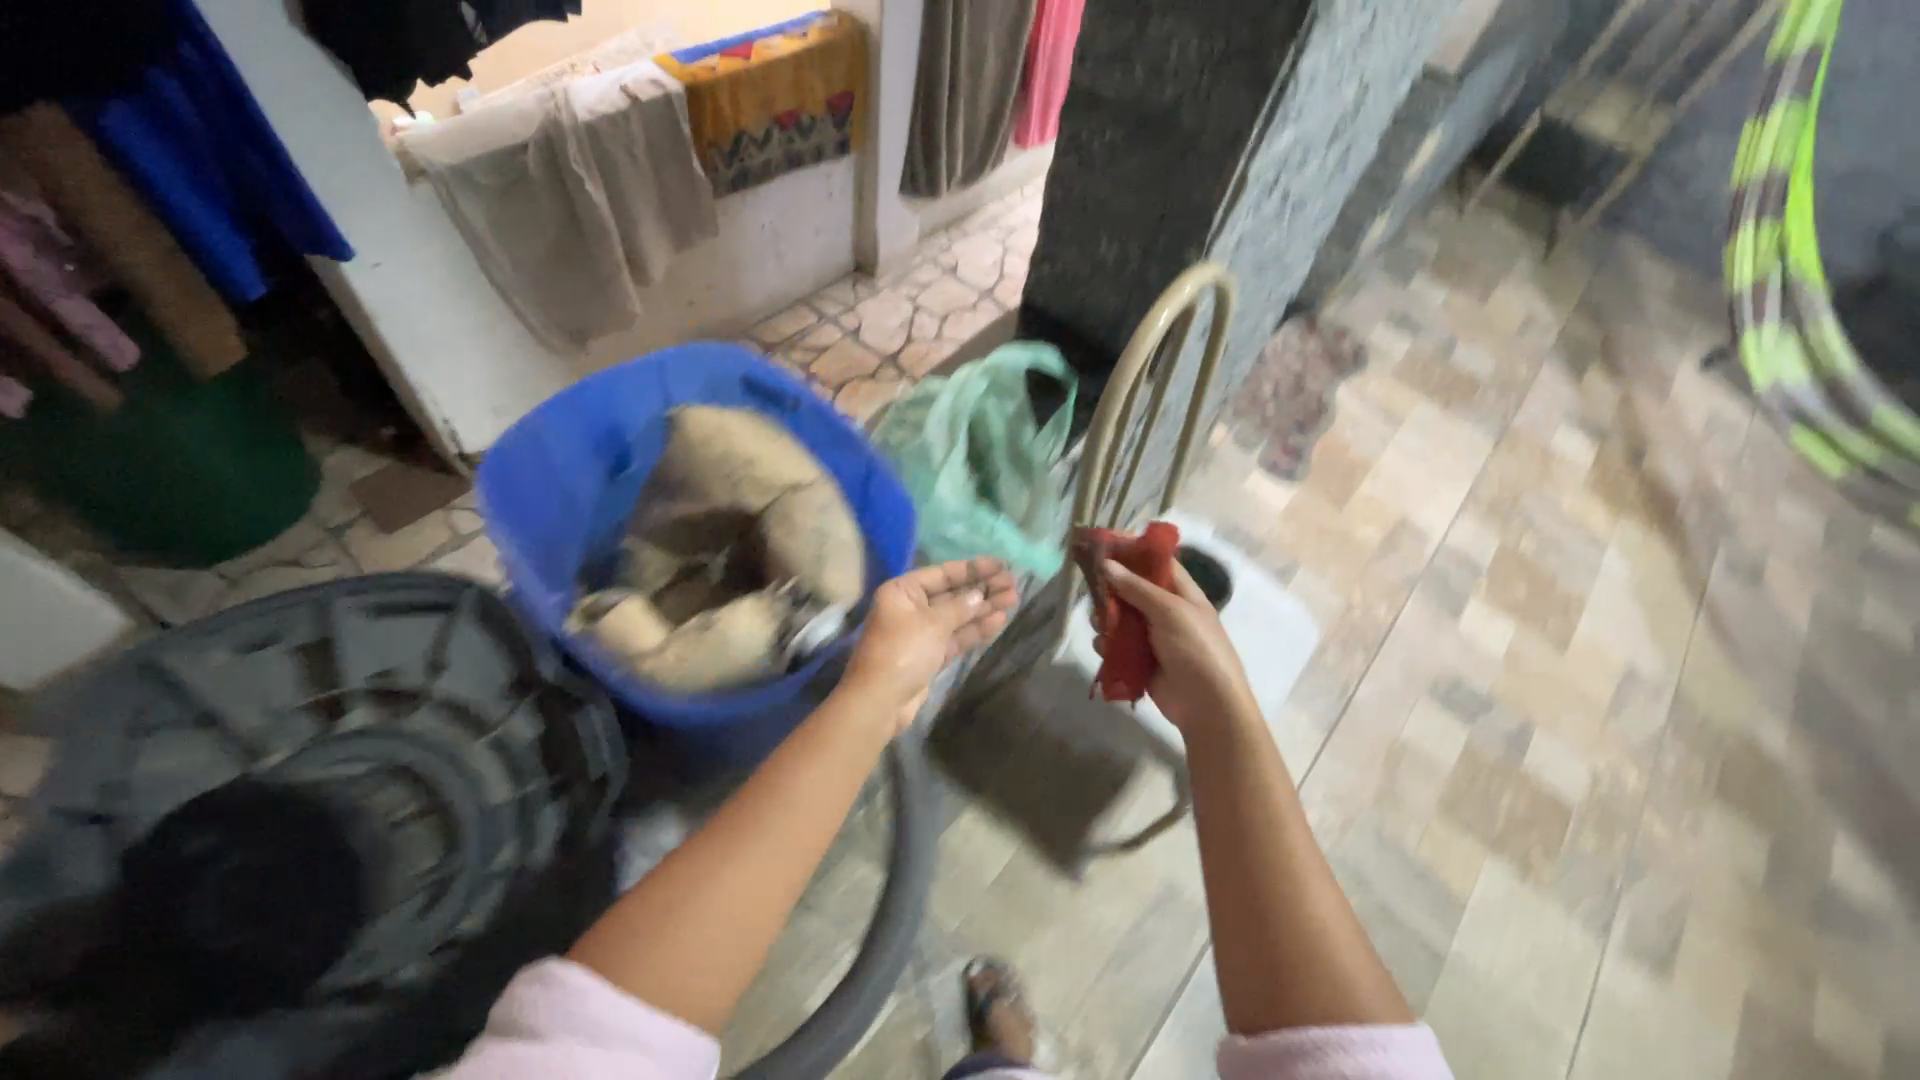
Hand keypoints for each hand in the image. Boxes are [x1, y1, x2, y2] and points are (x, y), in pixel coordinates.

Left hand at [842, 558, 1018, 732]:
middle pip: (952, 594)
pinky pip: (957, 636)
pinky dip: (976, 629)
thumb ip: (959, 607)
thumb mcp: (933, 623)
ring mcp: (922, 633)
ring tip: (1013, 599)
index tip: (1001, 565)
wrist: (881, 700)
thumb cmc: (903, 652)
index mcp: (903, 591)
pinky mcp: (931, 655)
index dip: (973, 568)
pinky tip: (999, 620)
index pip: (942, 573)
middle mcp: (911, 607)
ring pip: (958, 616)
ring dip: (984, 608)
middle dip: (982, 588)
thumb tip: (979, 594)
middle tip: (1013, 583)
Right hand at [1093, 558, 1255, 732]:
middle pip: (1131, 590)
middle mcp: (1165, 610)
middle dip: (1110, 589)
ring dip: (1105, 619)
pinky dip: (1107, 645)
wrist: (1207, 704)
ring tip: (1099, 625)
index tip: (1101, 544)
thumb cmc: (1196, 648)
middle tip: (1092, 590)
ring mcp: (1152, 637)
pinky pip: (1116, 646)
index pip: (1154, 562)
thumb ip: (1136, 587)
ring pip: (1119, 618)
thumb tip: (1107, 564)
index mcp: (1181, 592)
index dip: (1130, 551)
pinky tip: (1103, 649)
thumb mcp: (1170, 611)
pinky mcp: (1140, 660)